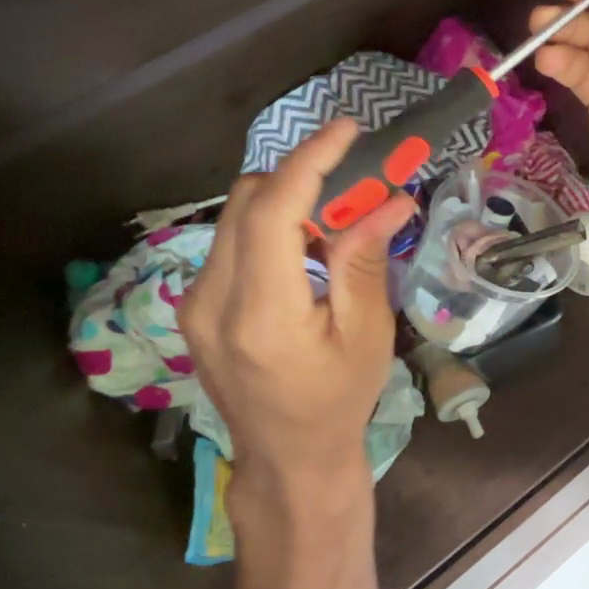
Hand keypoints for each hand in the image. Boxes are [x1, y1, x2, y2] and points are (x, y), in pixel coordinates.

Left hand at [179, 120, 416, 487]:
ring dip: (287, 200)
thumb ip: (366, 260)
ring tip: (337, 222)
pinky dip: (271, 226)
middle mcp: (213, 298)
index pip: (275, 208)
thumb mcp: (366, 333)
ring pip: (236, 215)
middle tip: (357, 182)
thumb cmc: (338, 401)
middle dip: (303, 175)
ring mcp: (195, 302)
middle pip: (248, 199)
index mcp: (262, 310)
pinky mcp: (195, 306)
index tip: (349, 128)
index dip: (312, 159)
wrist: (287, 460)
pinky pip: (231, 240)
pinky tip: (307, 253)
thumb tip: (392, 198)